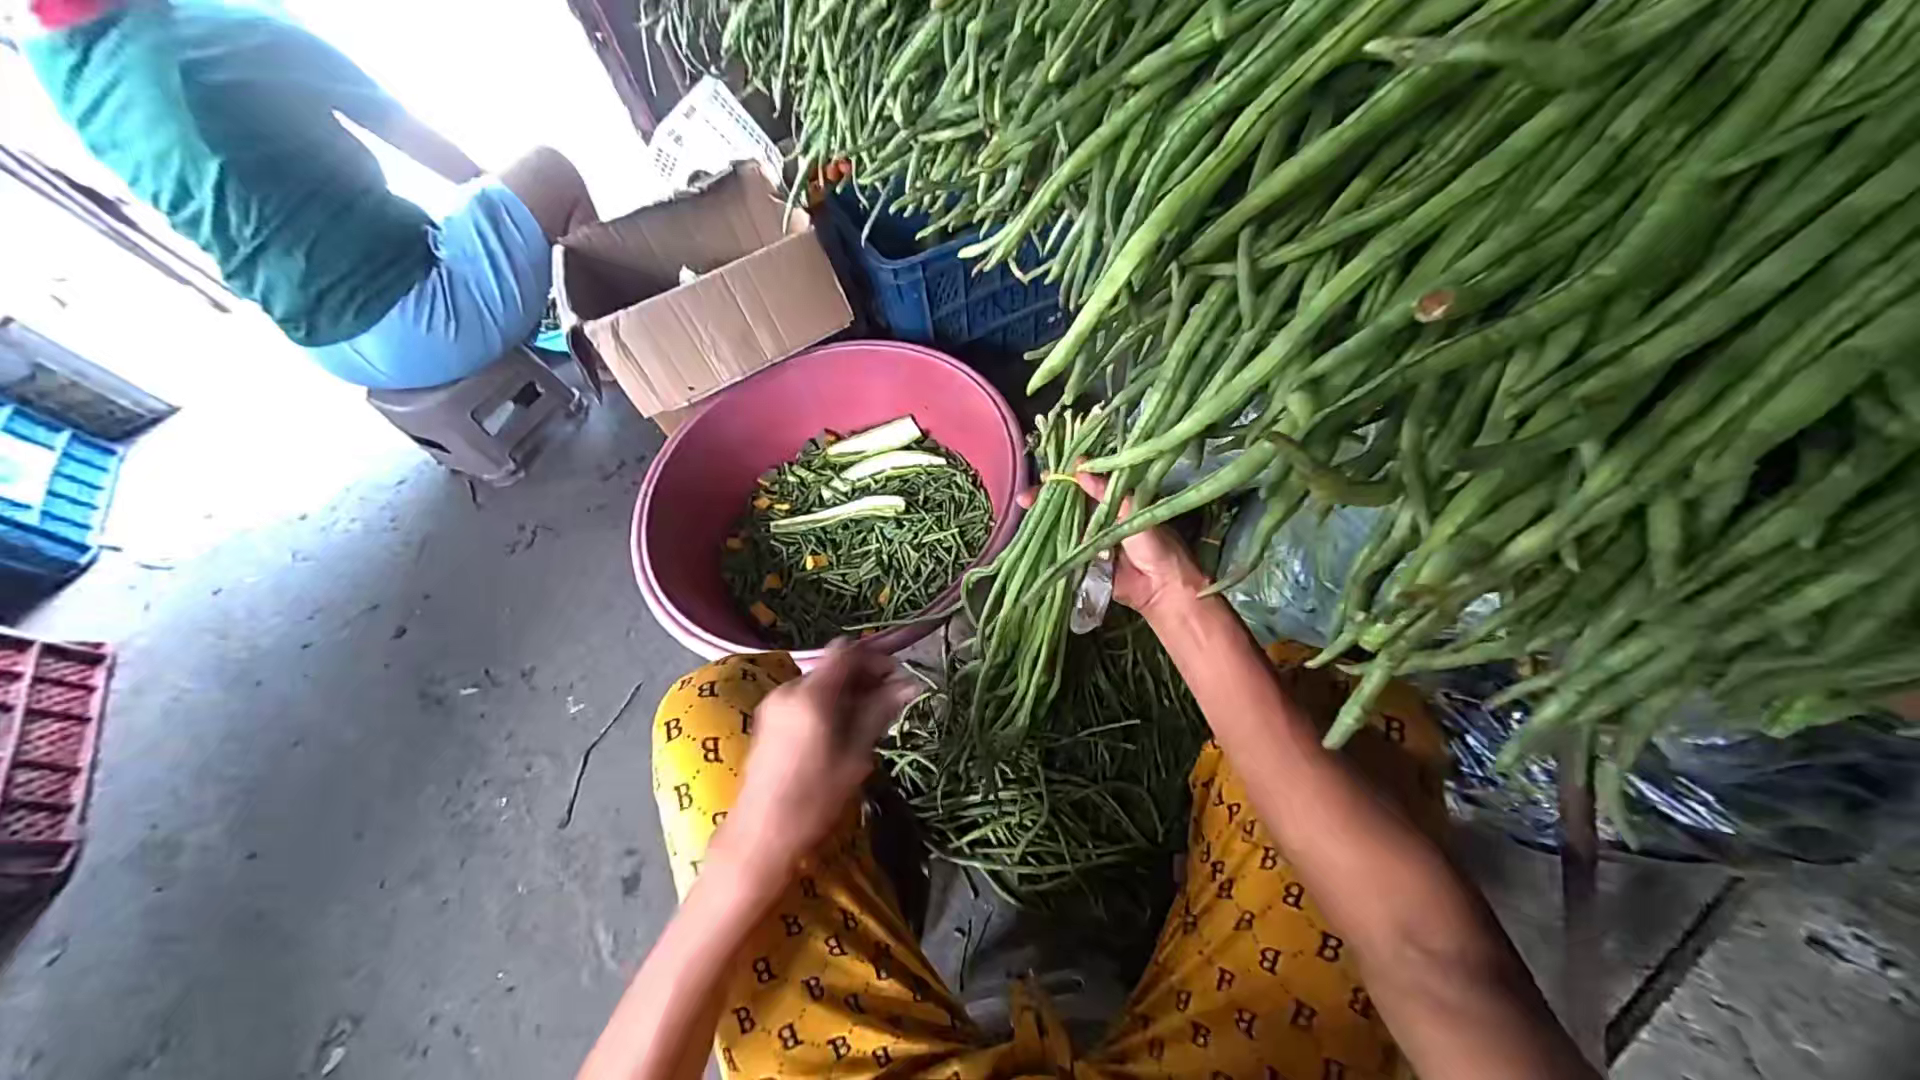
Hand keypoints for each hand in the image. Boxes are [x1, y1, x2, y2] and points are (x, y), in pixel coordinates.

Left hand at [725, 641, 916, 871]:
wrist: (760, 835)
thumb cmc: (814, 800)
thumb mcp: (855, 755)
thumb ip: (879, 712)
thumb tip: (908, 685)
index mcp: (811, 696)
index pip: (847, 652)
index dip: (876, 658)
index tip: (896, 676)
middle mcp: (789, 690)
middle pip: (833, 665)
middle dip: (863, 676)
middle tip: (888, 700)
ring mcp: (774, 703)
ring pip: (820, 681)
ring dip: (846, 690)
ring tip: (867, 718)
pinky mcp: (767, 718)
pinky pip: (804, 697)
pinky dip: (827, 702)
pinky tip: (840, 728)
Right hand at [1017, 472, 1211, 618]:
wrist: (1161, 585)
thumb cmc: (1155, 543)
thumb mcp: (1131, 510)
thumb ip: (1104, 492)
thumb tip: (1079, 467)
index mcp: (1111, 501)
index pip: (1081, 484)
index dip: (1061, 479)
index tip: (1043, 477)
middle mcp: (1097, 518)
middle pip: (1065, 505)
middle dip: (1044, 500)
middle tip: (1024, 499)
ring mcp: (1088, 541)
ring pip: (1061, 527)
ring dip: (1043, 522)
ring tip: (1024, 516)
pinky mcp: (1082, 562)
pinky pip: (1062, 552)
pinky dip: (1048, 547)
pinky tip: (1031, 540)